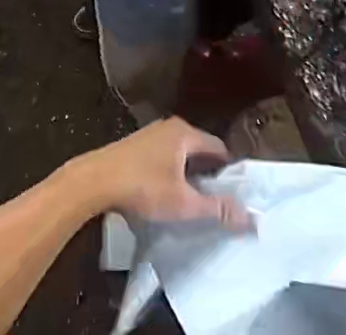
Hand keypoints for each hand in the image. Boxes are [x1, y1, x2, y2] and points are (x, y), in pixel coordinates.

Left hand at [69, 118, 250, 228]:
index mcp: (185, 133)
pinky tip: (167, 194)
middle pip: (199, 150)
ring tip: (194, 201)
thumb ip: (217, 209)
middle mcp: (169, 127)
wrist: (94, 181)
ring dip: (188, 175)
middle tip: (217, 201)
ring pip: (180, 154)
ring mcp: (151, 134)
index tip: (236, 194)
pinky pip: (164, 157)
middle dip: (209, 174)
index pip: (219, 148)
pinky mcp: (136, 146)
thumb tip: (250, 217)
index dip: (230, 171)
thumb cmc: (142, 187)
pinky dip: (171, 172)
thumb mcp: (183, 203)